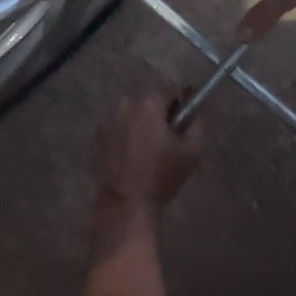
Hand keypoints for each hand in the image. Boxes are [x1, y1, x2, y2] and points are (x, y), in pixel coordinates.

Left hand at [93, 92, 204, 209]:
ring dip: (141, 126)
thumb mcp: (192, 151)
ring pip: (132, 115)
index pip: (170, 94)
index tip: (181, 128)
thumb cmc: (161, 176)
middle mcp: (125, 104)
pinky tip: (130, 158)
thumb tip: (198, 108)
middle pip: (149, 104)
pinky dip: (125, 136)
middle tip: (165, 144)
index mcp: (148, 103)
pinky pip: (118, 127)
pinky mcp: (97, 135)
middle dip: (159, 118)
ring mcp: (107, 119)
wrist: (125, 201)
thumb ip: (198, 123)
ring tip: (146, 153)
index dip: (180, 109)